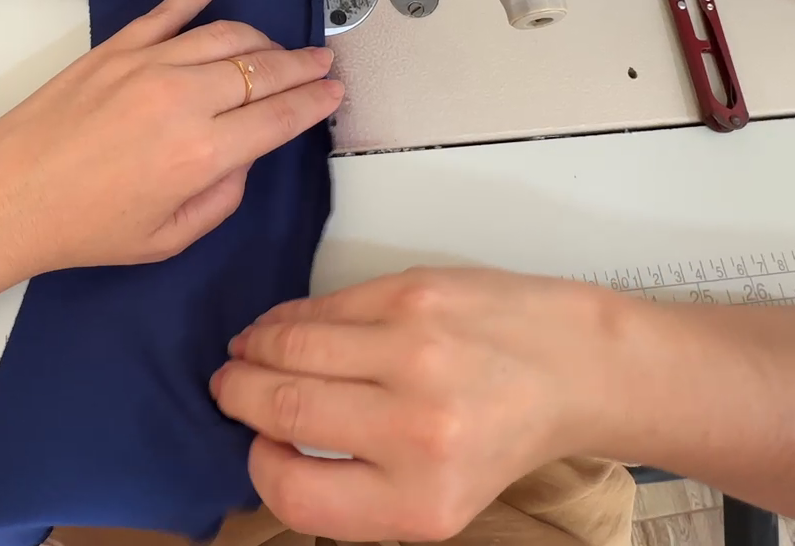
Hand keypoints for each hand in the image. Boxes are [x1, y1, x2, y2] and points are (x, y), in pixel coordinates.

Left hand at [0, 0, 342, 277]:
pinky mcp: (117, 46)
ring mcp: (149, 63)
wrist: (9, 193)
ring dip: (263, 39)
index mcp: (203, 153)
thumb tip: (242, 154)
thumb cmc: (87, 227)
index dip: (315, 101)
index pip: (280, 116)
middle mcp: (185, 98)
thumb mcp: (169, 237)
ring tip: (280, 48)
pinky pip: (167, 10)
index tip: (335, 91)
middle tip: (324, 62)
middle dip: (302, 66)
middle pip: (263, 70)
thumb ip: (222, 196)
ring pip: (226, 35)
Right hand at [210, 268, 638, 541]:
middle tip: (226, 385)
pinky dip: (286, 316)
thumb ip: (358, 484)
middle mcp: (413, 428)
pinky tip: (279, 324)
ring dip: (252, 348)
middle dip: (236, 394)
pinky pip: (322, 305)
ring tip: (245, 351)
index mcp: (419, 502)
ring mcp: (411, 350)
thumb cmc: (498, 434)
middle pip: (280, 408)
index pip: (294, 492)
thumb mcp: (438, 497)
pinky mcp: (410, 292)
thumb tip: (269, 441)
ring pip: (291, 345)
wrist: (567, 364)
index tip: (259, 442)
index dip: (260, 464)